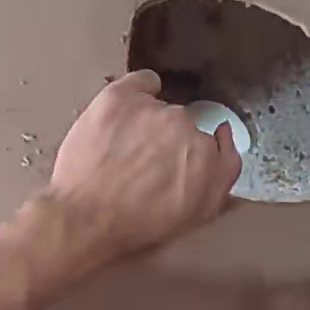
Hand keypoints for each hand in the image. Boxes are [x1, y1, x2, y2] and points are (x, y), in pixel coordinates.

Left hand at [23, 69, 240, 281]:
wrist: (86, 218)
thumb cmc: (135, 226)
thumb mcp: (193, 217)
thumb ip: (220, 178)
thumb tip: (223, 142)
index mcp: (208, 160)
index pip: (215, 145)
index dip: (199, 152)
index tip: (185, 156)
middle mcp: (187, 129)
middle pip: (185, 125)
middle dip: (169, 142)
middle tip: (144, 165)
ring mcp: (153, 110)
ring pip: (160, 108)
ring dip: (148, 122)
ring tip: (123, 149)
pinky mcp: (121, 98)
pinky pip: (141, 82)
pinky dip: (138, 92)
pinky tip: (125, 112)